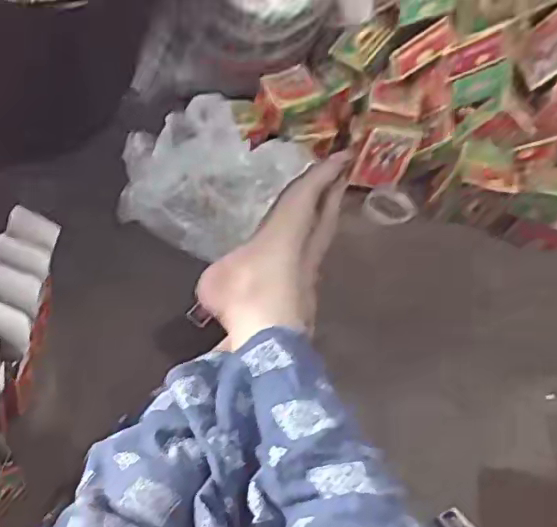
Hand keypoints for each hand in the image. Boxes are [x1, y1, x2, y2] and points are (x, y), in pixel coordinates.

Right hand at [194, 151, 351, 349]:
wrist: (267, 339)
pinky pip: (306, 272)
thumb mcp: (216, 278)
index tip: (340, 156)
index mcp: (286, 229)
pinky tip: (292, 269)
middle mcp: (305, 250)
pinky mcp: (306, 305)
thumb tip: (225, 282)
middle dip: (332, 195)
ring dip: (320, 230)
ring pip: (319, 245)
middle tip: (340, 179)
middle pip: (325, 216)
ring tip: (317, 220)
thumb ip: (224, 271)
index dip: (322, 174)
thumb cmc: (243, 293)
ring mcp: (309, 279)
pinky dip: (303, 262)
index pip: (308, 194)